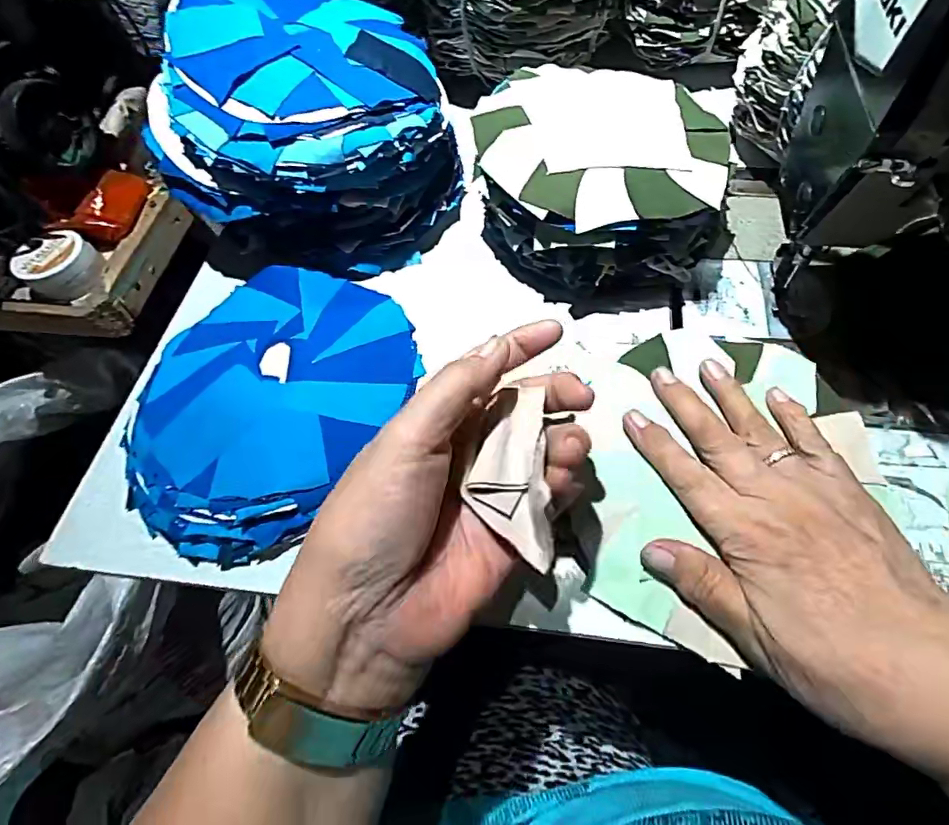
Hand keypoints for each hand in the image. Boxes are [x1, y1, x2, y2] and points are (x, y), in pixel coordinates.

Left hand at [261, 321, 594, 715]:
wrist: (367, 618)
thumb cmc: (376, 515)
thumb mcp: (404, 441)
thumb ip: (454, 391)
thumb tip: (498, 345)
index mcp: (442, 423)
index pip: (488, 373)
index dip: (521, 346)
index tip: (557, 329)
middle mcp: (474, 450)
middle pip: (528, 408)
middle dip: (558, 394)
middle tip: (582, 397)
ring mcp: (499, 490)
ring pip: (549, 448)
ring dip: (567, 439)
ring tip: (568, 450)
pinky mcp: (519, 529)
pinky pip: (556, 495)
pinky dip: (568, 482)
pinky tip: (563, 483)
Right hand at [624, 360, 948, 784]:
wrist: (917, 655)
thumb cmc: (827, 658)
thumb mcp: (753, 639)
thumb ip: (704, 585)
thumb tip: (651, 547)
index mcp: (743, 533)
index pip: (688, 479)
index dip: (657, 446)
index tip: (634, 414)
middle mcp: (773, 497)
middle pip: (719, 442)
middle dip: (686, 405)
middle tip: (663, 371)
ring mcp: (813, 486)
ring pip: (762, 431)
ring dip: (733, 396)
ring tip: (710, 365)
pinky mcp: (848, 487)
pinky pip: (814, 441)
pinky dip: (793, 415)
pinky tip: (778, 396)